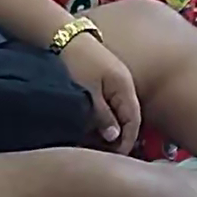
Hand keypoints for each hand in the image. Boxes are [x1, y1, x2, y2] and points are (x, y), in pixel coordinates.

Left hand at [59, 34, 141, 154]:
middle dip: (116, 140)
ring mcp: (112, 84)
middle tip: (102, 156)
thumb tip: (114, 137)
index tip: (116, 159)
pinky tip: (87, 130)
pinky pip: (105, 107)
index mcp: (124, 87)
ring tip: (93, 147)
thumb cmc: (76, 63)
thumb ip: (101, 116)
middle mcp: (122, 86)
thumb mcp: (88, 94)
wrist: (62, 37)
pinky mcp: (100, 83)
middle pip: (126, 119)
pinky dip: (99, 121)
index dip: (126, 141)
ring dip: (106, 131)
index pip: (133, 121)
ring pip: (115, 114)